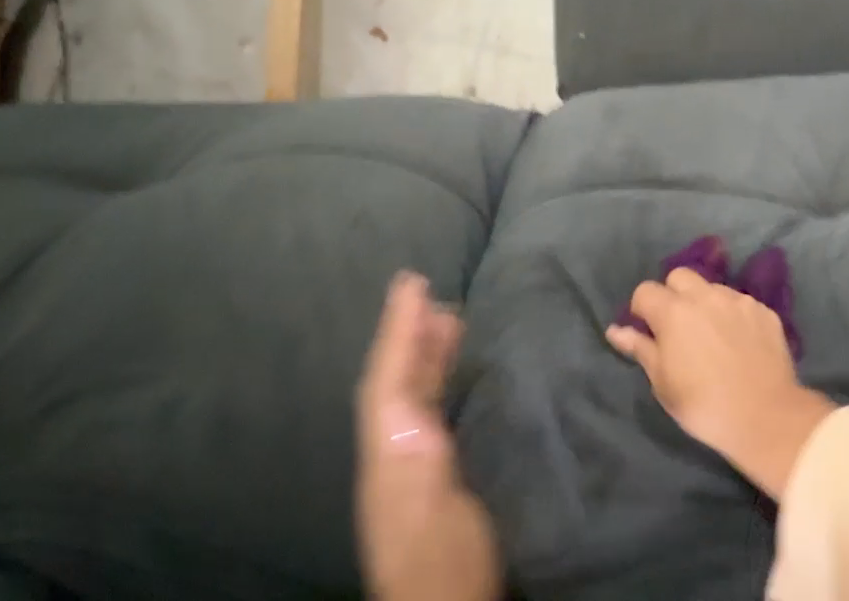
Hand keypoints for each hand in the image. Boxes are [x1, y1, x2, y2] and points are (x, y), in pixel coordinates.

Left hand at [356, 272, 500, 600]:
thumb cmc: (446, 565)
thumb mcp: (434, 518)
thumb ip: (420, 470)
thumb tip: (410, 417)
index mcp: (393, 457)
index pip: (389, 384)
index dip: (398, 331)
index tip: (411, 283)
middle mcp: (396, 454)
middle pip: (397, 383)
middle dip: (409, 334)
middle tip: (429, 292)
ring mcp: (413, 467)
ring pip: (413, 396)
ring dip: (424, 354)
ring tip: (445, 320)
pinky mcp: (436, 476)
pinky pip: (432, 412)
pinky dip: (440, 383)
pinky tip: (459, 376)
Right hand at [607, 268, 836, 499]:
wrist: (763, 414)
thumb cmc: (702, 404)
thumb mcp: (662, 382)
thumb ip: (640, 348)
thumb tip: (616, 330)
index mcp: (674, 312)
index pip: (645, 290)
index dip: (641, 309)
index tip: (648, 331)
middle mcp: (707, 296)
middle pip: (680, 276)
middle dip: (672, 294)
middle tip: (677, 328)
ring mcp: (739, 300)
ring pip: (712, 288)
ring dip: (705, 303)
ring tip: (711, 337)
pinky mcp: (764, 310)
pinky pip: (740, 303)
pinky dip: (733, 315)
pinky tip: (738, 343)